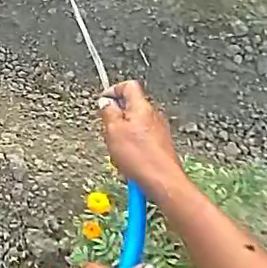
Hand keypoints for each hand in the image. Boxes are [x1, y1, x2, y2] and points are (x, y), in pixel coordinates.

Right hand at [98, 80, 190, 204]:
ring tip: (120, 150)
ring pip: (134, 125)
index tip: (104, 102)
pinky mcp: (160, 145)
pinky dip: (132, 147)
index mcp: (142, 107)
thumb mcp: (113, 131)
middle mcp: (152, 115)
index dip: (113, 91)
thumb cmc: (141, 158)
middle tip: (110, 132)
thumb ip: (108, 112)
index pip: (128, 86)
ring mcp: (158, 130)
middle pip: (130, 107)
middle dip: (116, 118)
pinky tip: (129, 161)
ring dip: (123, 135)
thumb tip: (105, 102)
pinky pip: (141, 140)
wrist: (163, 182)